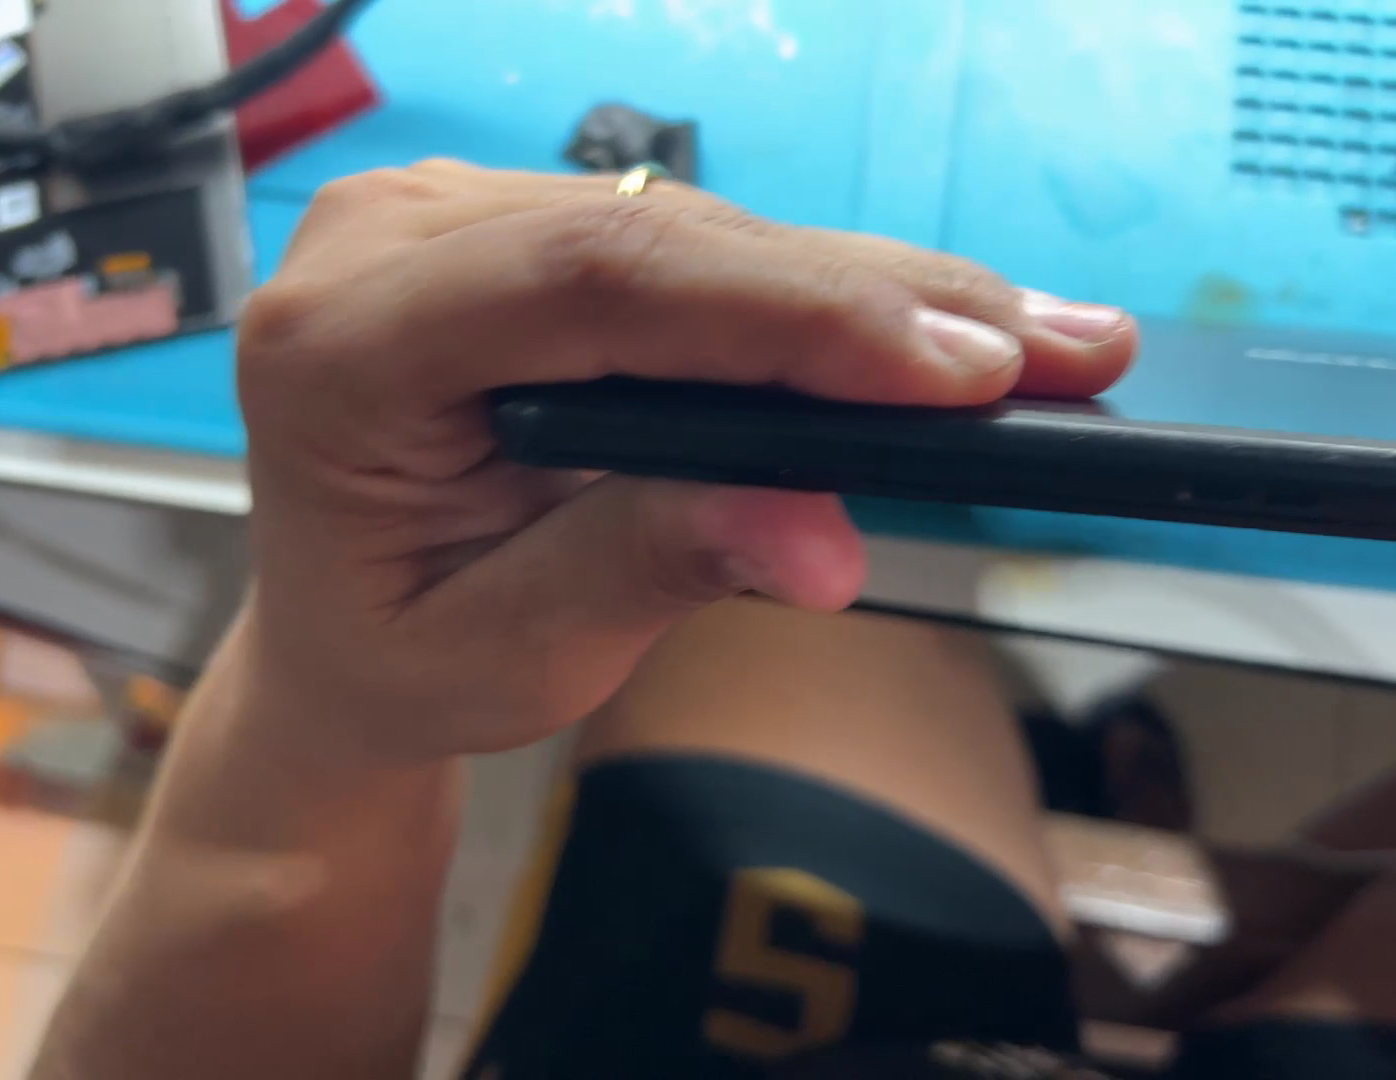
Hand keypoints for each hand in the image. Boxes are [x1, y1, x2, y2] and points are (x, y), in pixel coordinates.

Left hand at [234, 160, 1135, 761]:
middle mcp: (398, 248)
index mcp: (347, 351)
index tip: (957, 372)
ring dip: (863, 298)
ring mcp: (466, 230)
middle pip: (669, 246)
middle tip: (1049, 347)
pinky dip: (805, 306)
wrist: (345, 633)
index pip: (595, 289)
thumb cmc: (403, 656)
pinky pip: (690, 262)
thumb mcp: (513, 646)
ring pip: (701, 242)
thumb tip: (818, 540)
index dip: (792, 319)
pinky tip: (903, 330)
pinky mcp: (530, 247)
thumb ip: (647, 568)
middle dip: (870, 302)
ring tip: (1014, 342)